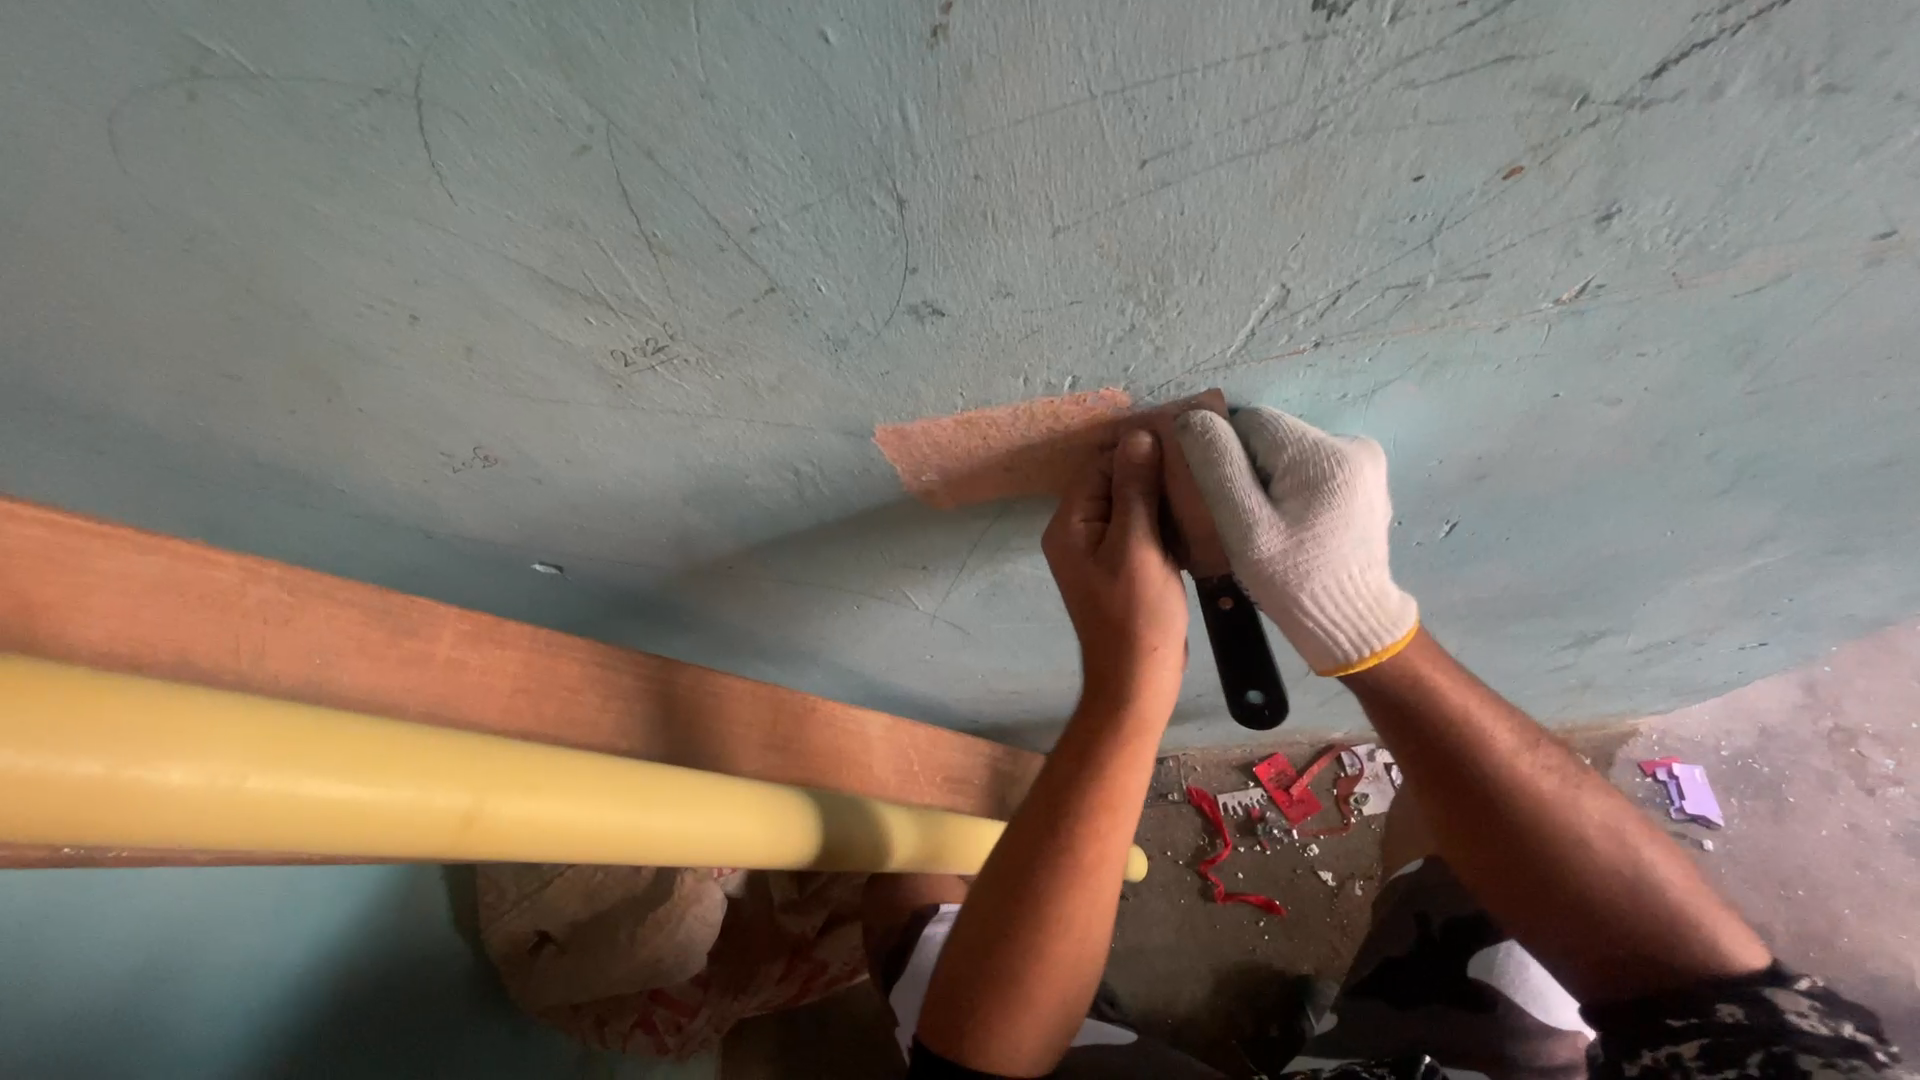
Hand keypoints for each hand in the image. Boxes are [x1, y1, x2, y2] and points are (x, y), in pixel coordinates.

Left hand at [1042, 429, 1189, 717]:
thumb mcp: (1137, 544)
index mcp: (1069, 525)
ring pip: (1130, 508)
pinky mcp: (1122, 568)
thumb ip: (1135, 489)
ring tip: (1199, 483)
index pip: (1098, 468)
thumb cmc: (1137, 613)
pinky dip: (1163, 522)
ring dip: (1160, 497)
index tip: (1178, 440)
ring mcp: (1099, 553)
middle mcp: (1077, 534)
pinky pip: (1139, 531)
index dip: (1135, 451)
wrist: (1139, 677)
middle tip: (1195, 460)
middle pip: (1113, 485)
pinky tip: (1192, 516)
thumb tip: (1137, 436)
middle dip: (1150, 472)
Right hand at [1173, 407, 1417, 675]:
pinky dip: (1288, 491)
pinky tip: (1289, 527)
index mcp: (1324, 452)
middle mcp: (1351, 445)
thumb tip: (1192, 416)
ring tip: (1265, 527)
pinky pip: (1307, 470)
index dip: (1222, 454)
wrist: (1352, 625)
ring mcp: (1362, 464)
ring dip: (1265, 481)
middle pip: (1269, 437)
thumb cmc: (1294, 581)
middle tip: (1239, 519)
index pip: (1249, 421)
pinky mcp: (1362, 483)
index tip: (1219, 499)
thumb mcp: (1243, 528)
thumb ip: (1217, 466)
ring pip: (1285, 454)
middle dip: (1245, 469)